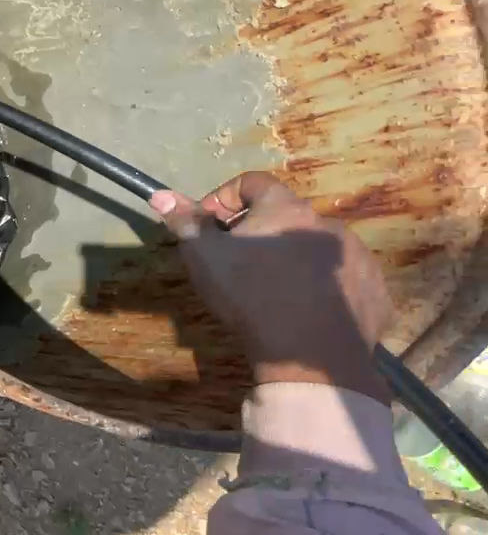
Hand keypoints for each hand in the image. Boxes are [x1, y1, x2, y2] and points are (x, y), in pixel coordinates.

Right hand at [150, 172, 391, 401]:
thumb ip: (186, 221)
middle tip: (233, 258)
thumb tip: (161, 194)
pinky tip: (297, 304)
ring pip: (313, 245)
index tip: (211, 225)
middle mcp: (329, 226)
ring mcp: (358, 257)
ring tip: (267, 285)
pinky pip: (338, 274)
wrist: (309, 352)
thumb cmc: (248, 293)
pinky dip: (316, 281)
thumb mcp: (202, 255)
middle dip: (256, 230)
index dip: (225, 197)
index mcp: (287, 211)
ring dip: (288, 255)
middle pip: (285, 216)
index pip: (254, 182)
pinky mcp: (374, 288)